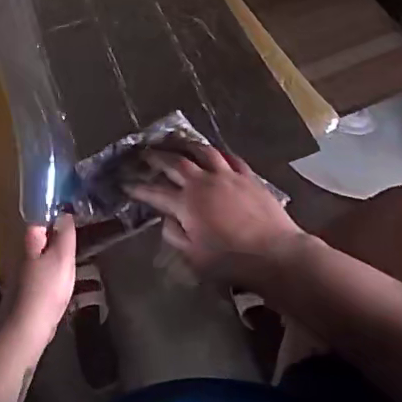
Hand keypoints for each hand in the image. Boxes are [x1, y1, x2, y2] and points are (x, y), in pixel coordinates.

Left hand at [0, 213, 75, 341]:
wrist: (26, 327)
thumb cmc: (45, 288)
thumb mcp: (61, 257)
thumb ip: (64, 234)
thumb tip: (64, 213)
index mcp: (30, 238)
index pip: (41, 214)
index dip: (56, 210)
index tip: (74, 207)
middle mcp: (24, 250)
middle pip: (42, 234)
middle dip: (58, 230)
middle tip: (80, 226)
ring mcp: (24, 268)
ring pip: (43, 251)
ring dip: (57, 249)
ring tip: (76, 247)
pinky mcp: (29, 285)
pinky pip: (44, 268)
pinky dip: (55, 266)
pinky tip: (66, 271)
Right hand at [127, 142, 310, 283]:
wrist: (274, 253)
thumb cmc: (230, 260)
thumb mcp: (194, 256)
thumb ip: (175, 235)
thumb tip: (167, 219)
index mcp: (186, 203)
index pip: (155, 192)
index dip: (138, 187)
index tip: (126, 183)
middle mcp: (204, 182)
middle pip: (175, 162)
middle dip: (157, 156)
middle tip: (144, 152)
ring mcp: (228, 175)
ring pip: (203, 151)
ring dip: (186, 145)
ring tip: (176, 141)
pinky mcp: (248, 176)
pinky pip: (230, 158)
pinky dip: (218, 152)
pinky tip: (215, 152)